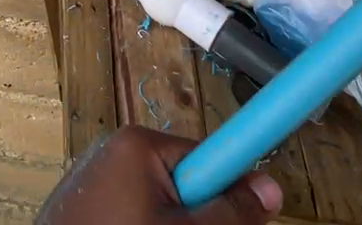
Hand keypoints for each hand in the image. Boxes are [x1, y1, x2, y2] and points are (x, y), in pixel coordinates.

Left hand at [35, 126, 280, 224]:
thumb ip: (232, 212)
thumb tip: (273, 186)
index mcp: (139, 144)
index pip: (206, 156)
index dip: (231, 185)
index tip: (260, 203)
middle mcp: (117, 151)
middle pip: (186, 186)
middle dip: (201, 219)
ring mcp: (100, 180)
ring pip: (162, 207)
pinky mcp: (89, 207)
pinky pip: (136, 212)